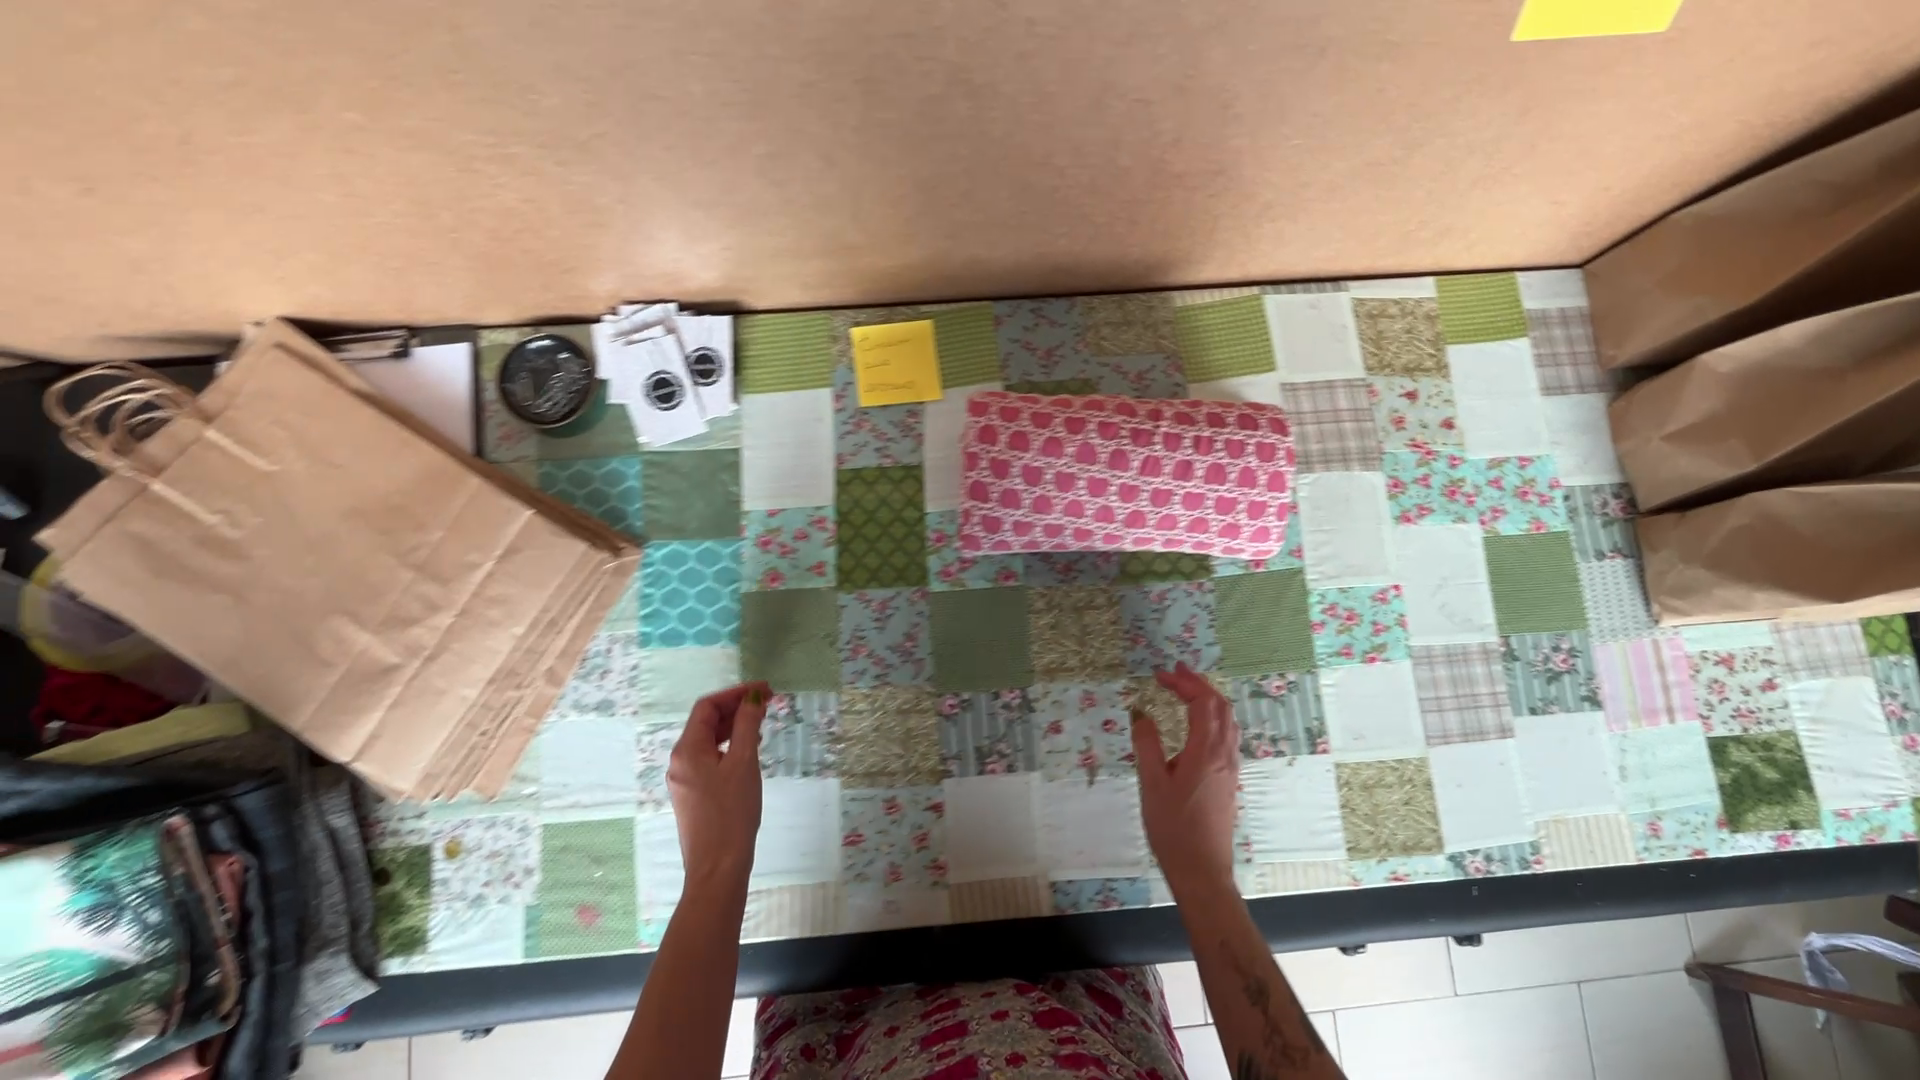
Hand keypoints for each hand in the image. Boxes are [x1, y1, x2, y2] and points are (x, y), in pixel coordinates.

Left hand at [667, 681, 770, 887]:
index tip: (764, 690)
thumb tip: (752, 699)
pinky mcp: (693, 795)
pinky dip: (729, 747)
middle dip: (735, 708)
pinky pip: (710, 759)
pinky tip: (749, 751)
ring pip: (708, 741)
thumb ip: (747, 726)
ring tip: (762, 723)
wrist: (718, 867)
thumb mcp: (744, 763)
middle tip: (768, 702)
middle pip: (705, 722)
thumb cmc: (732, 812)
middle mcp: (679, 760)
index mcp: (687, 749)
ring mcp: (684, 779)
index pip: (707, 706)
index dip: (735, 694)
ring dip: (733, 727)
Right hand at [1130, 664, 1241, 897]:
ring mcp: (1230, 768)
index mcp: (1206, 751)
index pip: (1202, 703)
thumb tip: (1142, 715)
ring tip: (1187, 692)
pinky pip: (1227, 737)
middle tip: (1175, 674)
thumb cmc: (1173, 828)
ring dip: (1209, 700)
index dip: (1183, 683)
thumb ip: (1147, 745)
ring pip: (1228, 722)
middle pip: (1221, 707)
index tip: (1160, 675)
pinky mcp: (1228, 780)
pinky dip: (1214, 719)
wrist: (1202, 870)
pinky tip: (1197, 727)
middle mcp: (1224, 754)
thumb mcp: (1151, 784)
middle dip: (1199, 685)